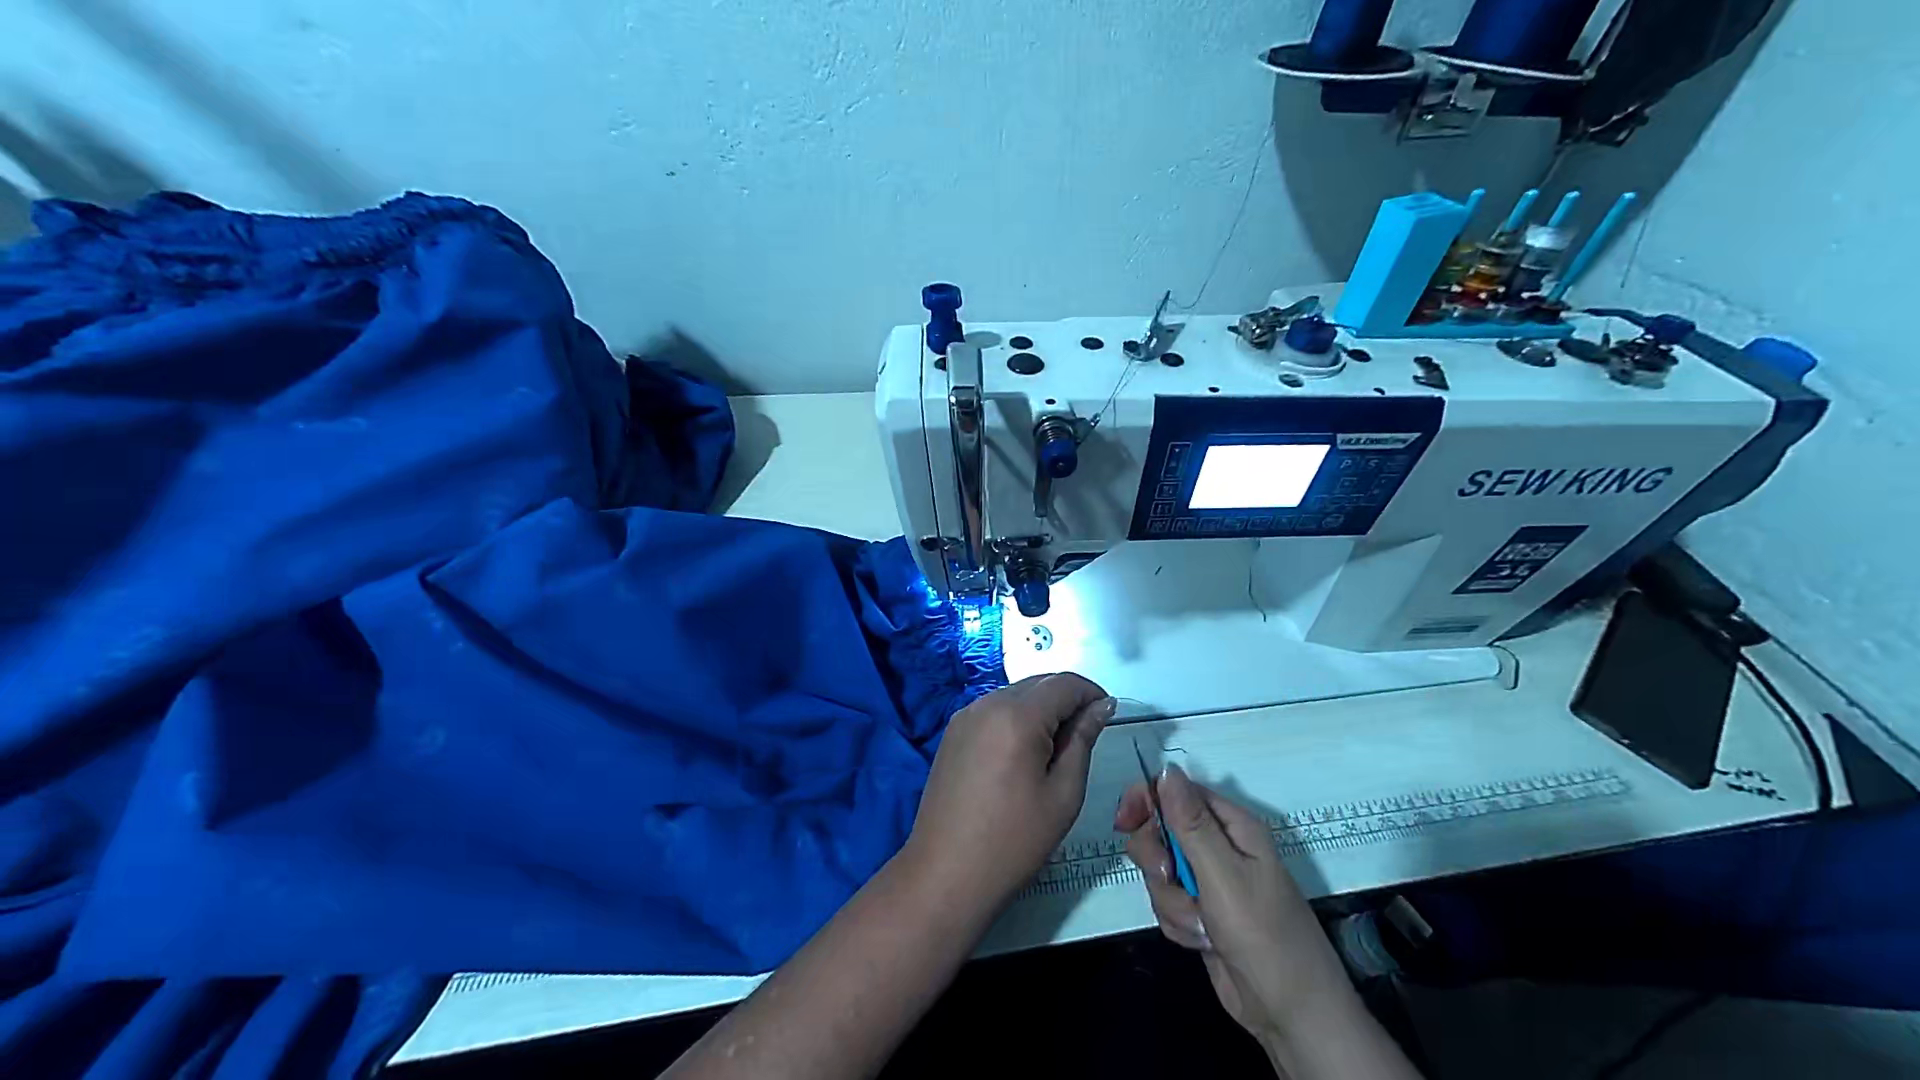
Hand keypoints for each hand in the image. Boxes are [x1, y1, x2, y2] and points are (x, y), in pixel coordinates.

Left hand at [904, 673, 1113, 908]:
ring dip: (1042, 707)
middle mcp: (987, 703)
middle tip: (1088, 734)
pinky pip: (994, 709)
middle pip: (1038, 684)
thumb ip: (1083, 740)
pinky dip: (1017, 717)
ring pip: (1015, 694)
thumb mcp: (1063, 793)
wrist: (946, 872)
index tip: (1110, 715)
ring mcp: (965, 716)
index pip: (1064, 684)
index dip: (1092, 693)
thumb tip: (1101, 706)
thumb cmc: (1014, 839)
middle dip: (1068, 699)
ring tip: (1058, 747)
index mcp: (1017, 715)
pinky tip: (1025, 751)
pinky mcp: (953, 732)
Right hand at [1114, 766, 1355, 1045]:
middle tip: (1169, 877)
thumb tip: (1167, 769)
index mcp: (1231, 826)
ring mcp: (1209, 881)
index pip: (1176, 791)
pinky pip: (1167, 903)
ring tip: (1201, 925)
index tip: (1126, 821)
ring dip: (1171, 901)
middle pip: (1160, 831)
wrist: (1289, 1013)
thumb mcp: (1222, 873)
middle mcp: (1219, 847)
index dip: (1147, 801)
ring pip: (1159, 872)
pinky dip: (1178, 923)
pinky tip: (1202, 942)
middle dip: (1157, 860)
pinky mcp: (1200, 913)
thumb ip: (1190, 822)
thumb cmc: (1262, 933)